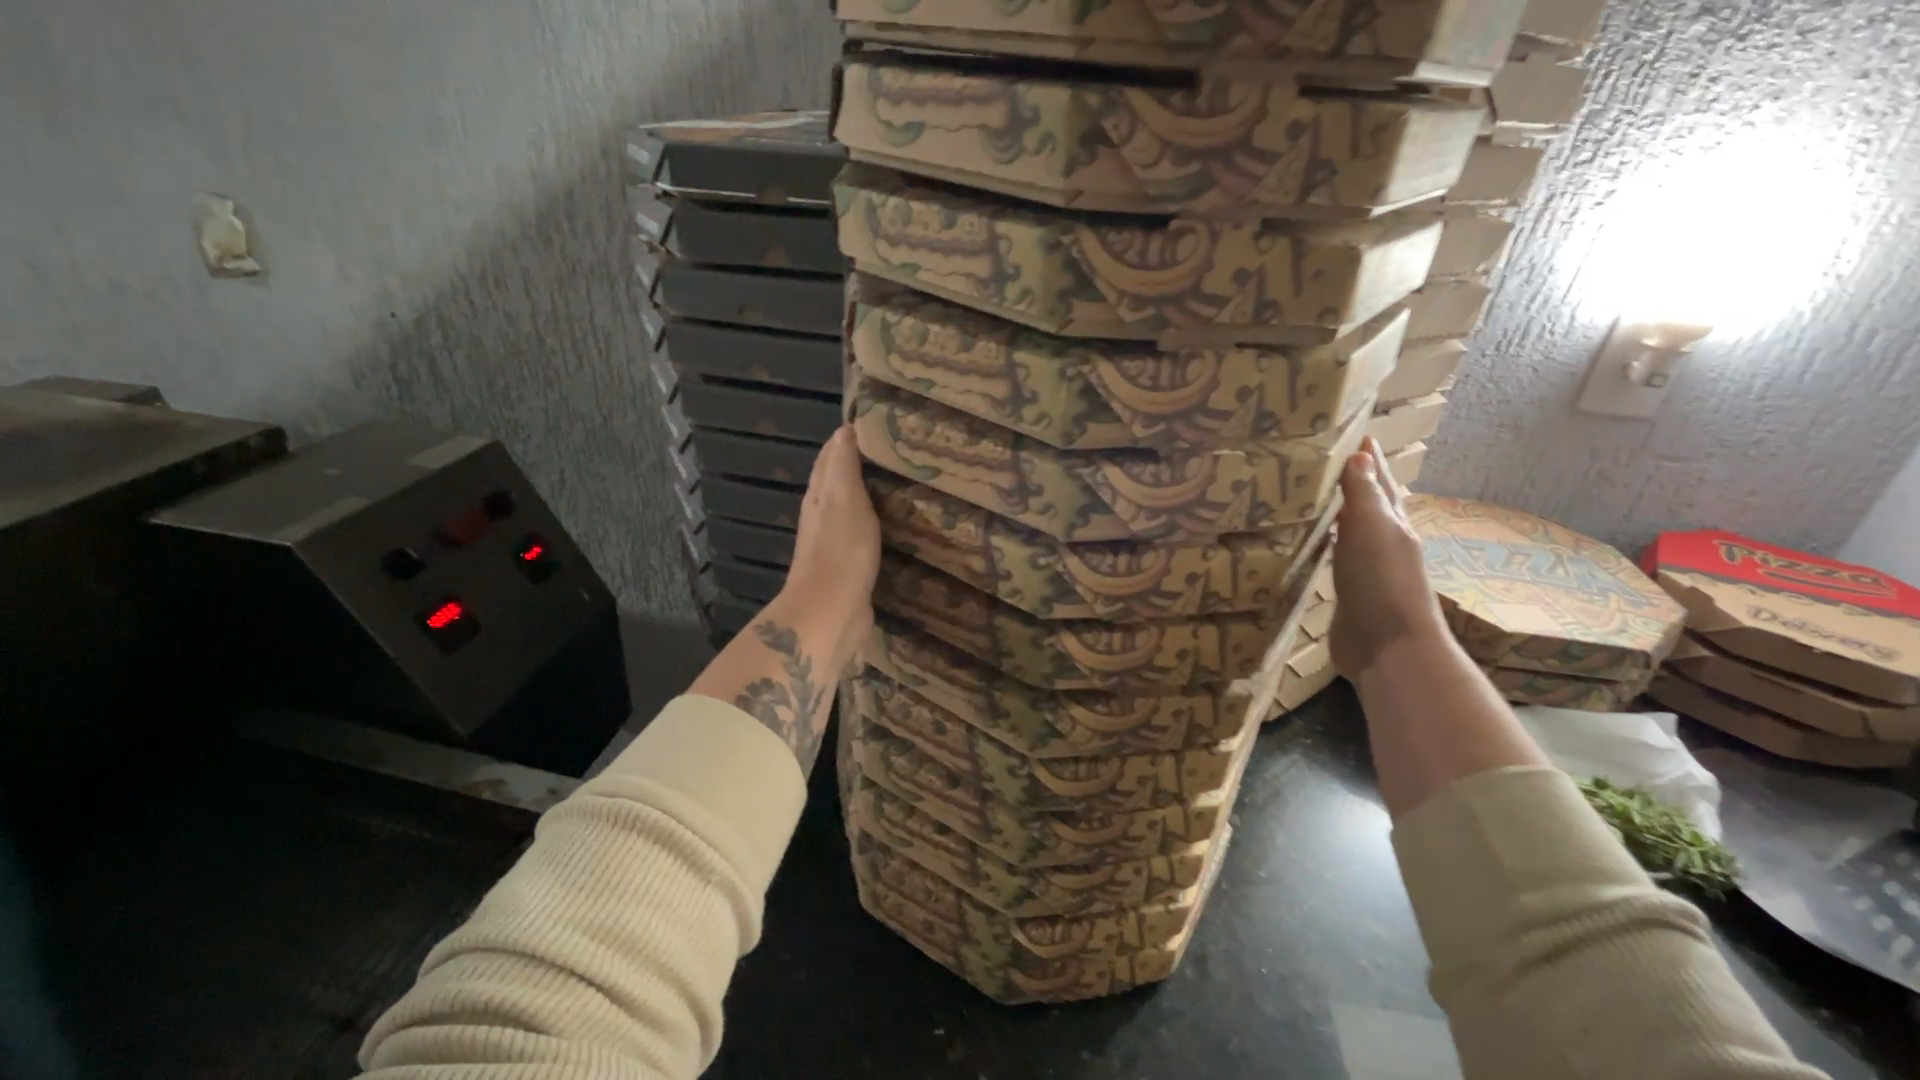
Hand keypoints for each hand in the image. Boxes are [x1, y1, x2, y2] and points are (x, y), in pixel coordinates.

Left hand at [779, 426, 881, 668]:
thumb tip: (844, 429)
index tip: (874, 425)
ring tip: (900, 486)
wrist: (831, 612)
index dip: (847, 440)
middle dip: (858, 466)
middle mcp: (821, 517)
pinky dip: (875, 527)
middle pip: (837, 484)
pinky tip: (894, 528)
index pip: (829, 458)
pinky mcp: (847, 570)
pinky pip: (861, 539)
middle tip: (894, 453)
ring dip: (868, 498)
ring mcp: (833, 545)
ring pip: (849, 512)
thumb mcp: (843, 497)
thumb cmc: (840, 549)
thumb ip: (843, 465)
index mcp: (819, 496)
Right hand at [1328, 437, 1448, 679]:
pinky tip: (1314, 546)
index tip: (1361, 435)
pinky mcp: (1350, 597)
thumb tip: (1362, 454)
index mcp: (1394, 525)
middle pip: (1371, 507)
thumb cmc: (1381, 581)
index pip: (1382, 484)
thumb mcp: (1372, 527)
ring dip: (1340, 517)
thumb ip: (1364, 493)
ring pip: (1354, 535)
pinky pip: (1338, 561)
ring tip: (1317, 498)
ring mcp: (1368, 573)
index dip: (1372, 461)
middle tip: (1332, 462)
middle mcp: (1384, 545)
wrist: (1388, 647)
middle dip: (1357, 485)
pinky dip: (1329, 547)